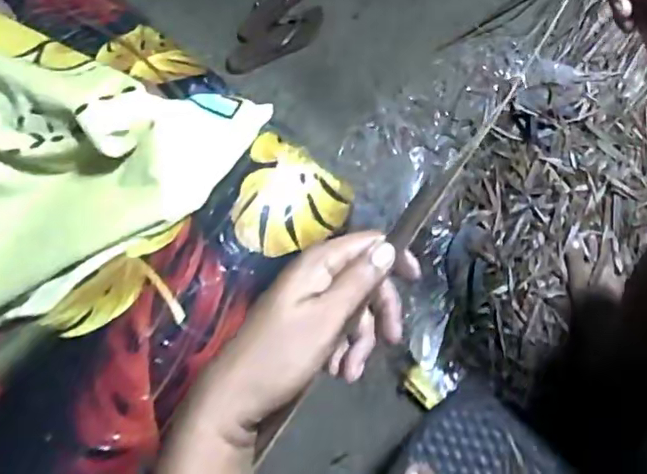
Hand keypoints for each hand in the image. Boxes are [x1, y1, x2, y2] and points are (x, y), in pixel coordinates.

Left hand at [163, 231, 419, 465]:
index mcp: (319, 263)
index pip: (368, 242)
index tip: (415, 280)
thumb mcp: (328, 318)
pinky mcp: (307, 326)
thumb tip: (388, 246)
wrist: (232, 404)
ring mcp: (311, 301)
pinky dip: (345, 349)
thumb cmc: (281, 355)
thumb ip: (360, 281)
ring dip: (361, 339)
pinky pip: (339, 327)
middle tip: (391, 339)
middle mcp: (317, 275)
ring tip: (351, 371)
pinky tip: (339, 372)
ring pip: (355, 308)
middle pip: (366, 278)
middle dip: (378, 312)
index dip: (394, 257)